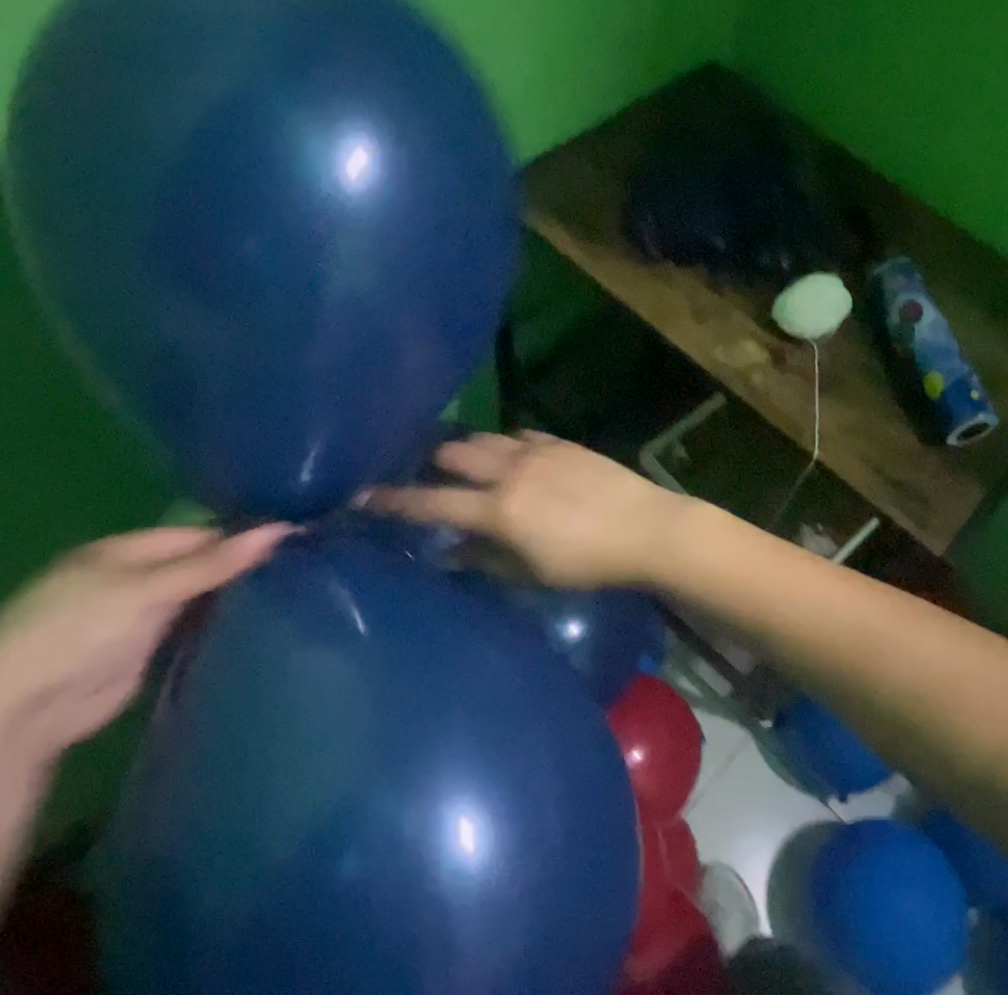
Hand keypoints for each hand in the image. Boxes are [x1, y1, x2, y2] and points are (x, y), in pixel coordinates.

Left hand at [0, 523, 291, 758]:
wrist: (25, 710)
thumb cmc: (76, 632)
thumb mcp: (146, 590)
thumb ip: (211, 564)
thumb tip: (279, 529)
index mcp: (123, 551)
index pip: (196, 535)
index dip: (241, 537)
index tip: (295, 542)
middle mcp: (133, 580)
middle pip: (200, 566)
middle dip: (243, 568)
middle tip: (305, 569)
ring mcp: (140, 618)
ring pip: (200, 600)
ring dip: (236, 599)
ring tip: (299, 594)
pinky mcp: (149, 653)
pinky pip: (195, 631)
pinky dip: (223, 628)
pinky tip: (264, 626)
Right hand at [365, 431, 690, 587]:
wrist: (647, 528)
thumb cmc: (589, 563)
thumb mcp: (532, 573)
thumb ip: (485, 560)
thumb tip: (448, 552)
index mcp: (497, 510)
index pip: (431, 502)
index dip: (392, 500)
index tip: (360, 495)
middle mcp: (509, 471)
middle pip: (452, 454)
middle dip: (429, 461)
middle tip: (419, 471)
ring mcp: (536, 451)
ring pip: (484, 438)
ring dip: (466, 448)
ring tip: (459, 459)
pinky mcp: (561, 442)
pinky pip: (520, 434)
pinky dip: (505, 444)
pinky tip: (510, 454)